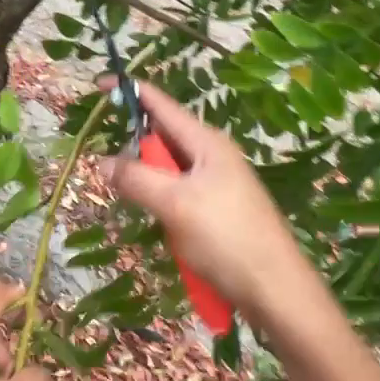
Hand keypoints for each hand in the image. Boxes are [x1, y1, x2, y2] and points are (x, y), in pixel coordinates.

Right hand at [101, 79, 312, 324]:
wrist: (280, 296)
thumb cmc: (228, 240)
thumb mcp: (174, 205)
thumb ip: (135, 178)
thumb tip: (102, 161)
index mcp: (206, 143)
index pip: (160, 104)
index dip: (129, 91)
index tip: (99, 84)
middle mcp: (213, 156)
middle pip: (162, 137)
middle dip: (135, 148)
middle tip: (113, 170)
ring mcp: (218, 184)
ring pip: (168, 169)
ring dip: (148, 181)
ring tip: (140, 204)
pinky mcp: (220, 210)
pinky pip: (179, 193)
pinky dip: (163, 202)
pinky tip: (163, 225)